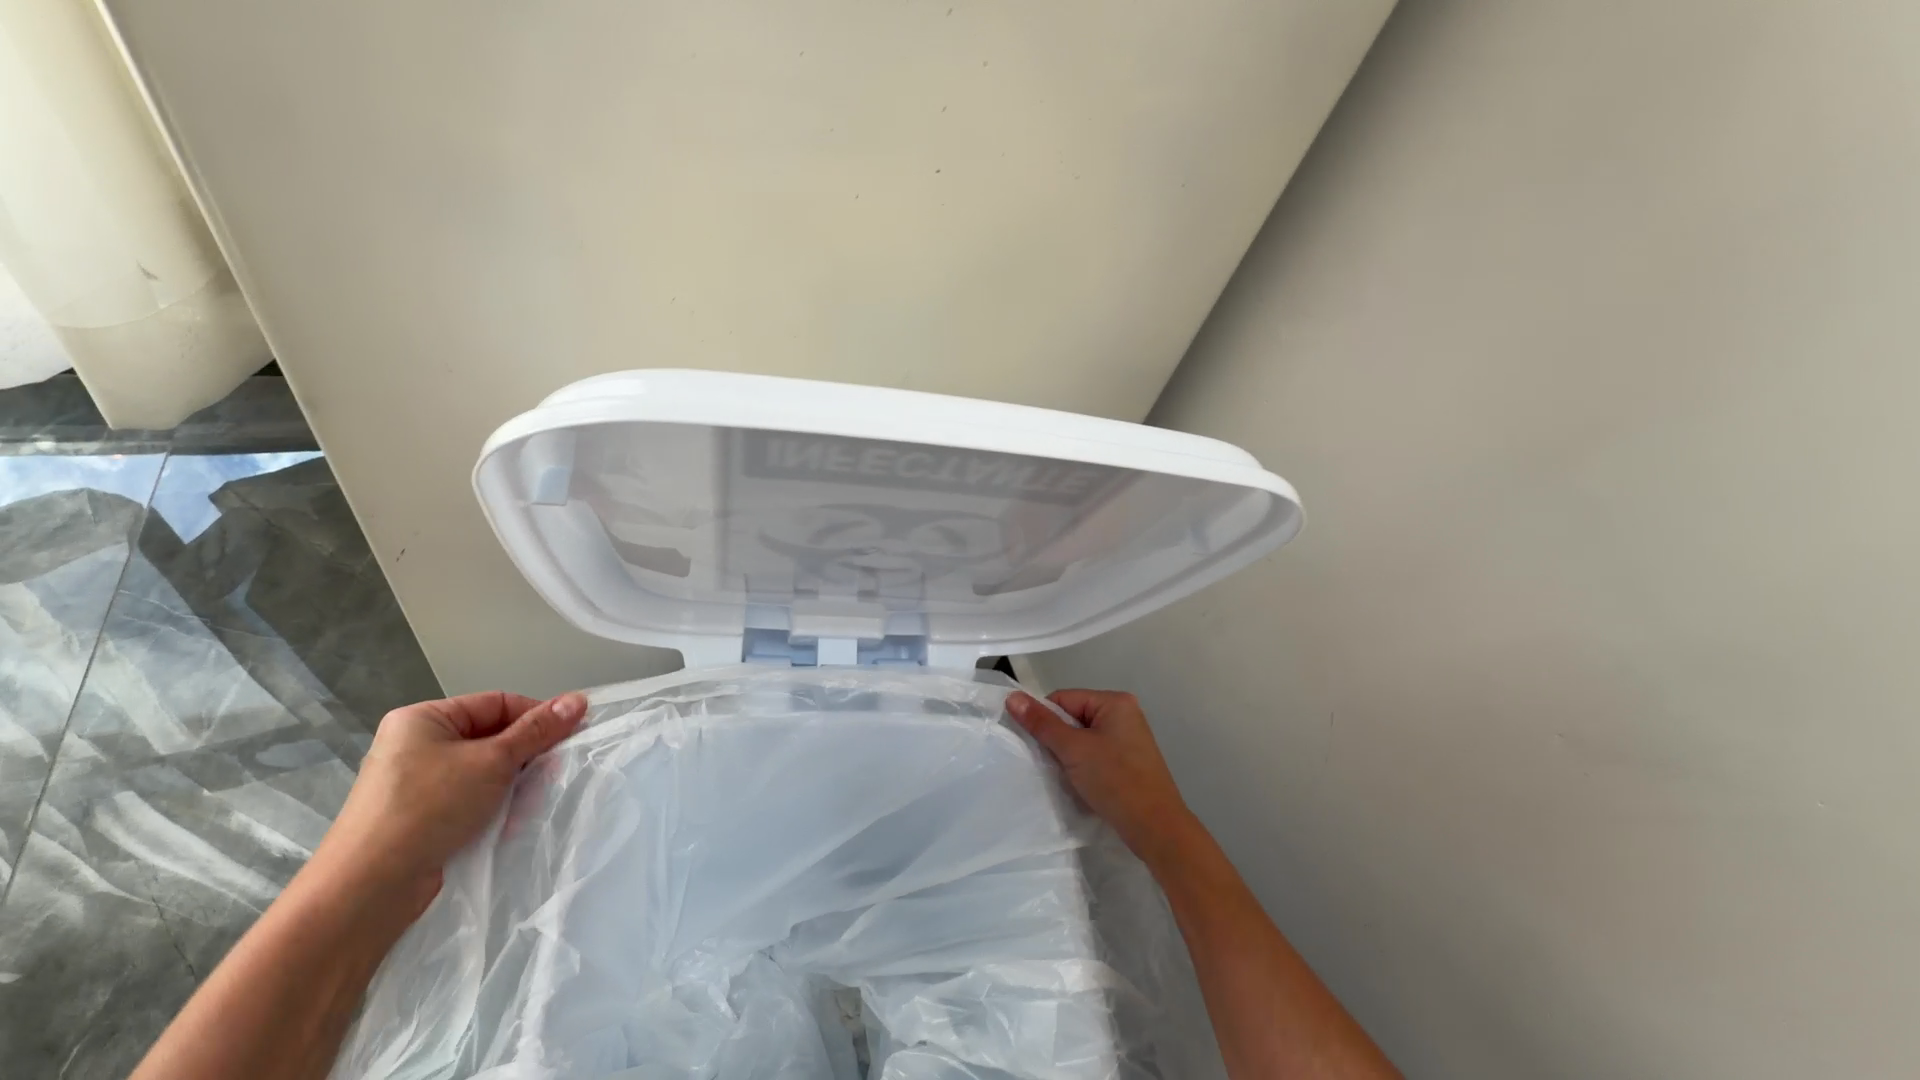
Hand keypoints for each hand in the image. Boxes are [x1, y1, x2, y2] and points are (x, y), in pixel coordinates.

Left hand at [304, 690, 587, 912]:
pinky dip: (494, 809)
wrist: (370, 887)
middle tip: (552, 776)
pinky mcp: (421, 818)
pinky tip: (509, 825)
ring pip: (485, 772)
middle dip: (526, 758)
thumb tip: (579, 700)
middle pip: (492, 738)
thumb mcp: (492, 762)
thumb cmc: (429, 807)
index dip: (537, 717)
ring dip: (513, 787)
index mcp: (424, 718)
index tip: (571, 738)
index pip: (497, 703)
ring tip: (529, 806)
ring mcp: (417, 784)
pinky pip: (470, 800)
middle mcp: (417, 745)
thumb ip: (537, 731)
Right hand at [1006, 689, 1204, 869]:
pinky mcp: (1129, 762)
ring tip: (1064, 774)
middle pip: (1073, 717)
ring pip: (1083, 738)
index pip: (1064, 698)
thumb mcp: (1073, 749)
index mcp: (1115, 702)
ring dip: (1068, 755)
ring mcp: (1128, 739)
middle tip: (1050, 762)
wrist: (1155, 827)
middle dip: (1057, 739)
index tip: (1036, 745)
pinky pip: (1095, 754)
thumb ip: (1042, 723)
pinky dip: (1083, 765)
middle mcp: (1124, 714)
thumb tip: (1012, 697)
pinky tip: (1079, 782)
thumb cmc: (1115, 780)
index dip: (1045, 719)